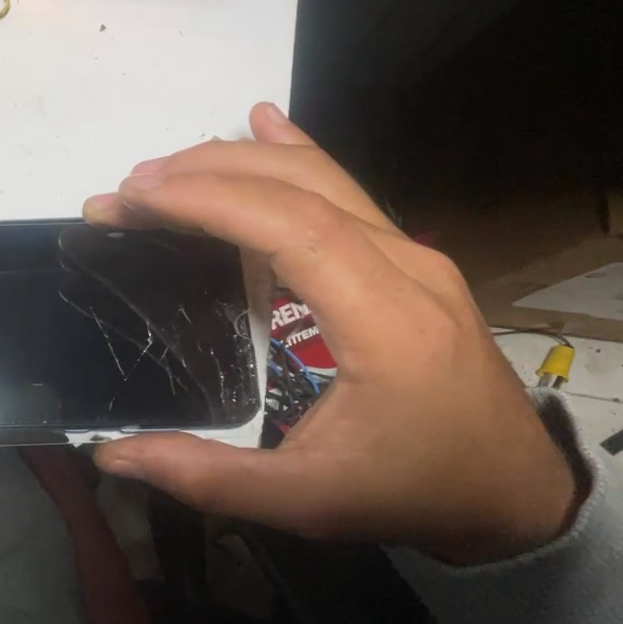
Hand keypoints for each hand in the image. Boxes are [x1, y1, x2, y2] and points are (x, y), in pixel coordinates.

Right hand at [83, 104, 582, 564]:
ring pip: (320, 179)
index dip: (209, 200)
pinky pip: (344, 189)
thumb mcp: (305, 502)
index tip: (137, 197)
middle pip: (300, 188)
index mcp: (386, 322)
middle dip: (203, 175)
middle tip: (124, 192)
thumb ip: (205, 476)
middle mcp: (405, 268)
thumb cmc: (412, 490)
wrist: (512, 492)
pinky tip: (262, 121)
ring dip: (234, 164)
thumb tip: (110, 454)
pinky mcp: (405, 258)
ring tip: (159, 173)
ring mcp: (412, 255)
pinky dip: (295, 151)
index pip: (293, 226)